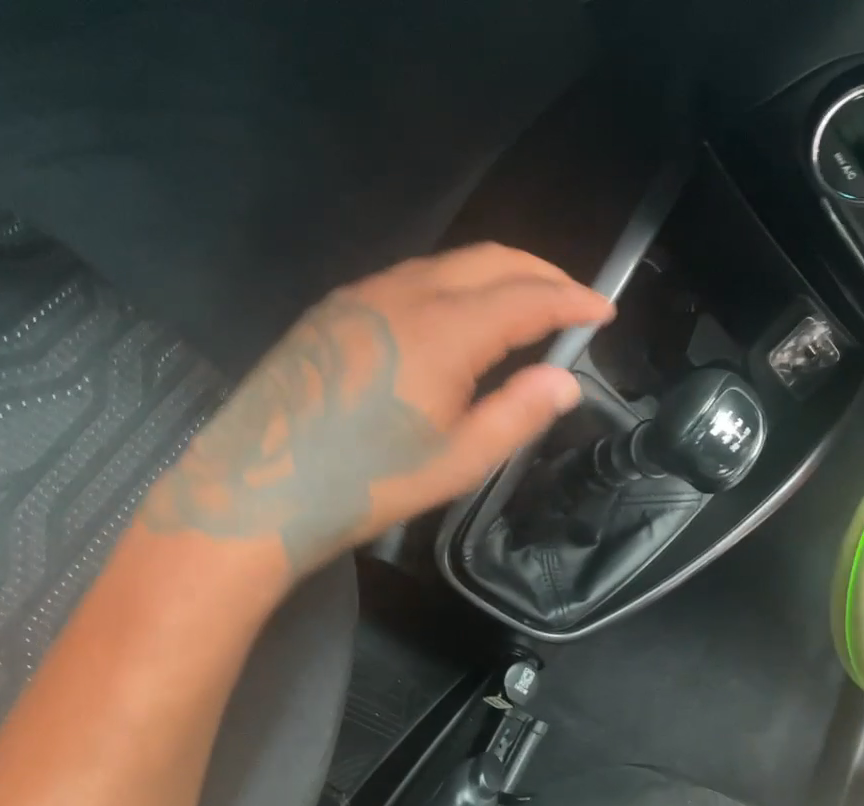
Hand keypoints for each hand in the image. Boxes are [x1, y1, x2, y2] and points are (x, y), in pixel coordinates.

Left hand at [140, 244, 612, 578]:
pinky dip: (457, 285)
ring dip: (499, 275)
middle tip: (576, 300)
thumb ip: (519, 413)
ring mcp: (366, 295)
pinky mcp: (338, 308)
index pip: (527, 298)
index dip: (573, 301)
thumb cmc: (368, 482)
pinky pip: (414, 278)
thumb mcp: (459, 461)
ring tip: (527, 306)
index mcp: (445, 331)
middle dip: (542, 273)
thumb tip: (566, 380)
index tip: (605, 311)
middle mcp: (407, 294)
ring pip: (450, 264)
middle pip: (492, 260)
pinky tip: (462, 319)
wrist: (258, 487)